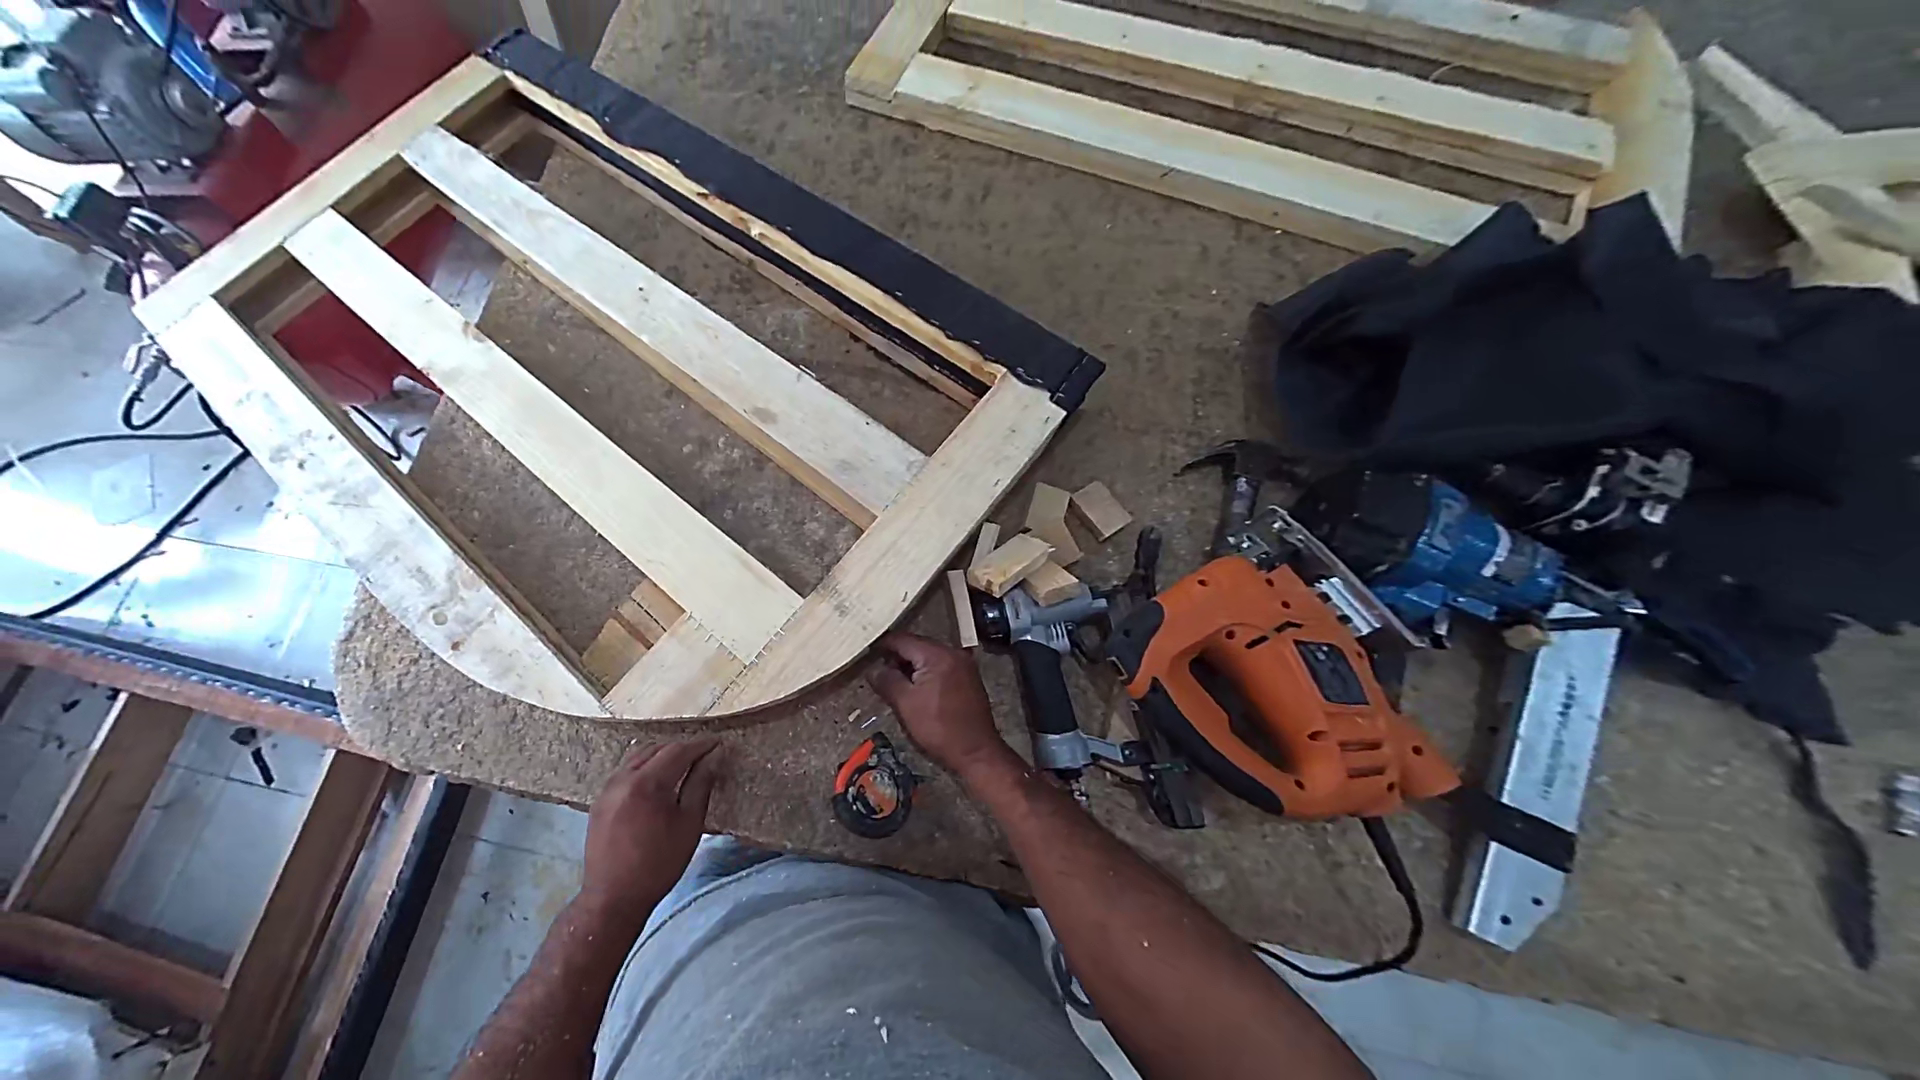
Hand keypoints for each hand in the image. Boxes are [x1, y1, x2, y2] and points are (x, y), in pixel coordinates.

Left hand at [580, 738, 723, 920]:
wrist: (613, 898)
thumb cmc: (659, 863)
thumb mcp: (689, 823)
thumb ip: (700, 785)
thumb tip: (712, 758)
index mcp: (647, 783)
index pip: (678, 751)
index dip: (700, 745)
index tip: (718, 743)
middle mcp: (623, 779)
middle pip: (657, 749)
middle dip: (681, 748)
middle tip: (703, 755)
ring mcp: (607, 789)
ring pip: (638, 757)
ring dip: (661, 755)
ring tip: (681, 765)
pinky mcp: (600, 801)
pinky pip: (625, 771)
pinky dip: (644, 766)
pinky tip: (656, 780)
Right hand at [868, 633, 1022, 782]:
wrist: (976, 752)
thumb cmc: (938, 728)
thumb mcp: (905, 704)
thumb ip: (887, 681)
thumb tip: (873, 670)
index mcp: (938, 655)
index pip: (903, 640)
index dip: (883, 646)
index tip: (867, 654)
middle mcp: (954, 653)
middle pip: (918, 646)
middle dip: (897, 658)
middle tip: (879, 673)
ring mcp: (964, 665)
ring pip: (929, 657)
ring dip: (911, 667)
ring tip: (895, 684)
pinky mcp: (969, 678)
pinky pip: (941, 667)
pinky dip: (927, 673)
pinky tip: (916, 690)